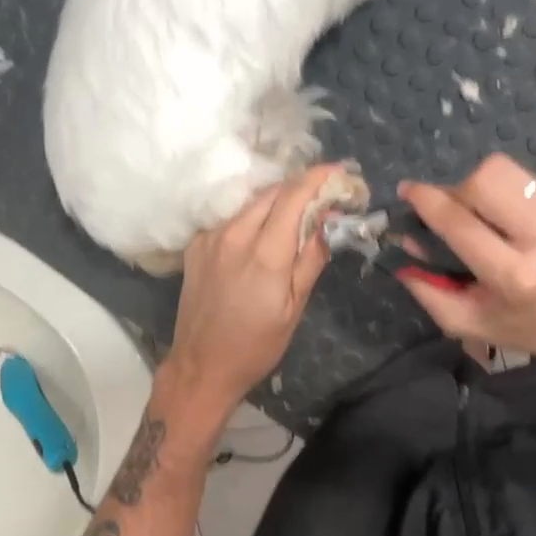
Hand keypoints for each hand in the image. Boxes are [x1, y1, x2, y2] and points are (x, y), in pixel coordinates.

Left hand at [161, 165, 342, 412]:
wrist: (201, 364)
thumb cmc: (256, 345)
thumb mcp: (294, 307)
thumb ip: (310, 258)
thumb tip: (328, 220)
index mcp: (264, 253)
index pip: (293, 196)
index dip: (318, 178)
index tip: (339, 171)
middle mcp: (234, 235)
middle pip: (272, 193)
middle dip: (300, 188)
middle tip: (324, 195)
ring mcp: (210, 237)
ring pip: (250, 203)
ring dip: (275, 202)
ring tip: (296, 214)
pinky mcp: (196, 244)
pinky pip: (230, 219)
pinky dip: (250, 217)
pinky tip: (260, 234)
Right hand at [397, 154, 535, 359]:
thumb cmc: (524, 326)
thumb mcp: (467, 322)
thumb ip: (427, 287)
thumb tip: (405, 241)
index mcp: (516, 277)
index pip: (461, 224)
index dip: (427, 201)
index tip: (406, 192)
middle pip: (484, 182)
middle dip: (456, 191)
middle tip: (452, 211)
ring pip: (501, 171)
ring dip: (477, 185)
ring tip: (479, 211)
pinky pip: (520, 176)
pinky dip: (501, 188)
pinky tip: (505, 214)